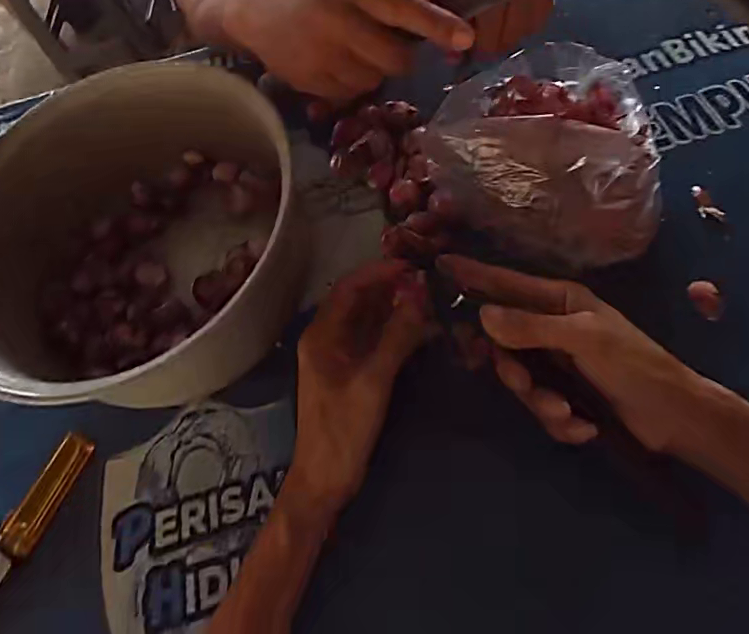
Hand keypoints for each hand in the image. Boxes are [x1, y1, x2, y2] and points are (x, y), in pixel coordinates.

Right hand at [214, 0, 472, 100]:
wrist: (243, 9)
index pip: (400, 7)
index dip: (436, 24)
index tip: (466, 38)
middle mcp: (333, 21)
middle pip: (395, 58)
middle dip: (400, 55)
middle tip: (383, 41)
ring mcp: (318, 56)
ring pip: (375, 80)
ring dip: (374, 69)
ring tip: (350, 49)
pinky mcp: (306, 82)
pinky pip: (351, 94)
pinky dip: (353, 83)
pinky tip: (334, 62)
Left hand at [284, 260, 432, 520]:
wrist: (325, 482)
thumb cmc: (344, 430)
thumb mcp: (374, 381)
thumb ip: (396, 337)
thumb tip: (419, 296)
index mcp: (321, 334)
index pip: (348, 288)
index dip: (377, 273)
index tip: (410, 266)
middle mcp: (326, 338)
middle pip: (357, 301)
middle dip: (389, 288)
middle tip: (424, 282)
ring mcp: (337, 357)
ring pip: (366, 320)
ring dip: (393, 309)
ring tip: (427, 300)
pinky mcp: (350, 373)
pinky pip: (372, 341)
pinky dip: (393, 332)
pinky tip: (419, 330)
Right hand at [439, 255, 711, 454]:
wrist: (680, 420)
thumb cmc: (635, 366)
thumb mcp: (583, 340)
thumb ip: (531, 327)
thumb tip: (483, 316)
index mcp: (559, 300)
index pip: (506, 283)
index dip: (473, 275)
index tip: (441, 267)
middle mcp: (553, 326)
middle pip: (504, 338)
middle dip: (512, 366)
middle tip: (519, 380)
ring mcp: (558, 361)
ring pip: (520, 377)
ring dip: (540, 401)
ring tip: (566, 413)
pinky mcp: (566, 393)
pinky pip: (540, 405)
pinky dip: (559, 421)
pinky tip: (584, 428)